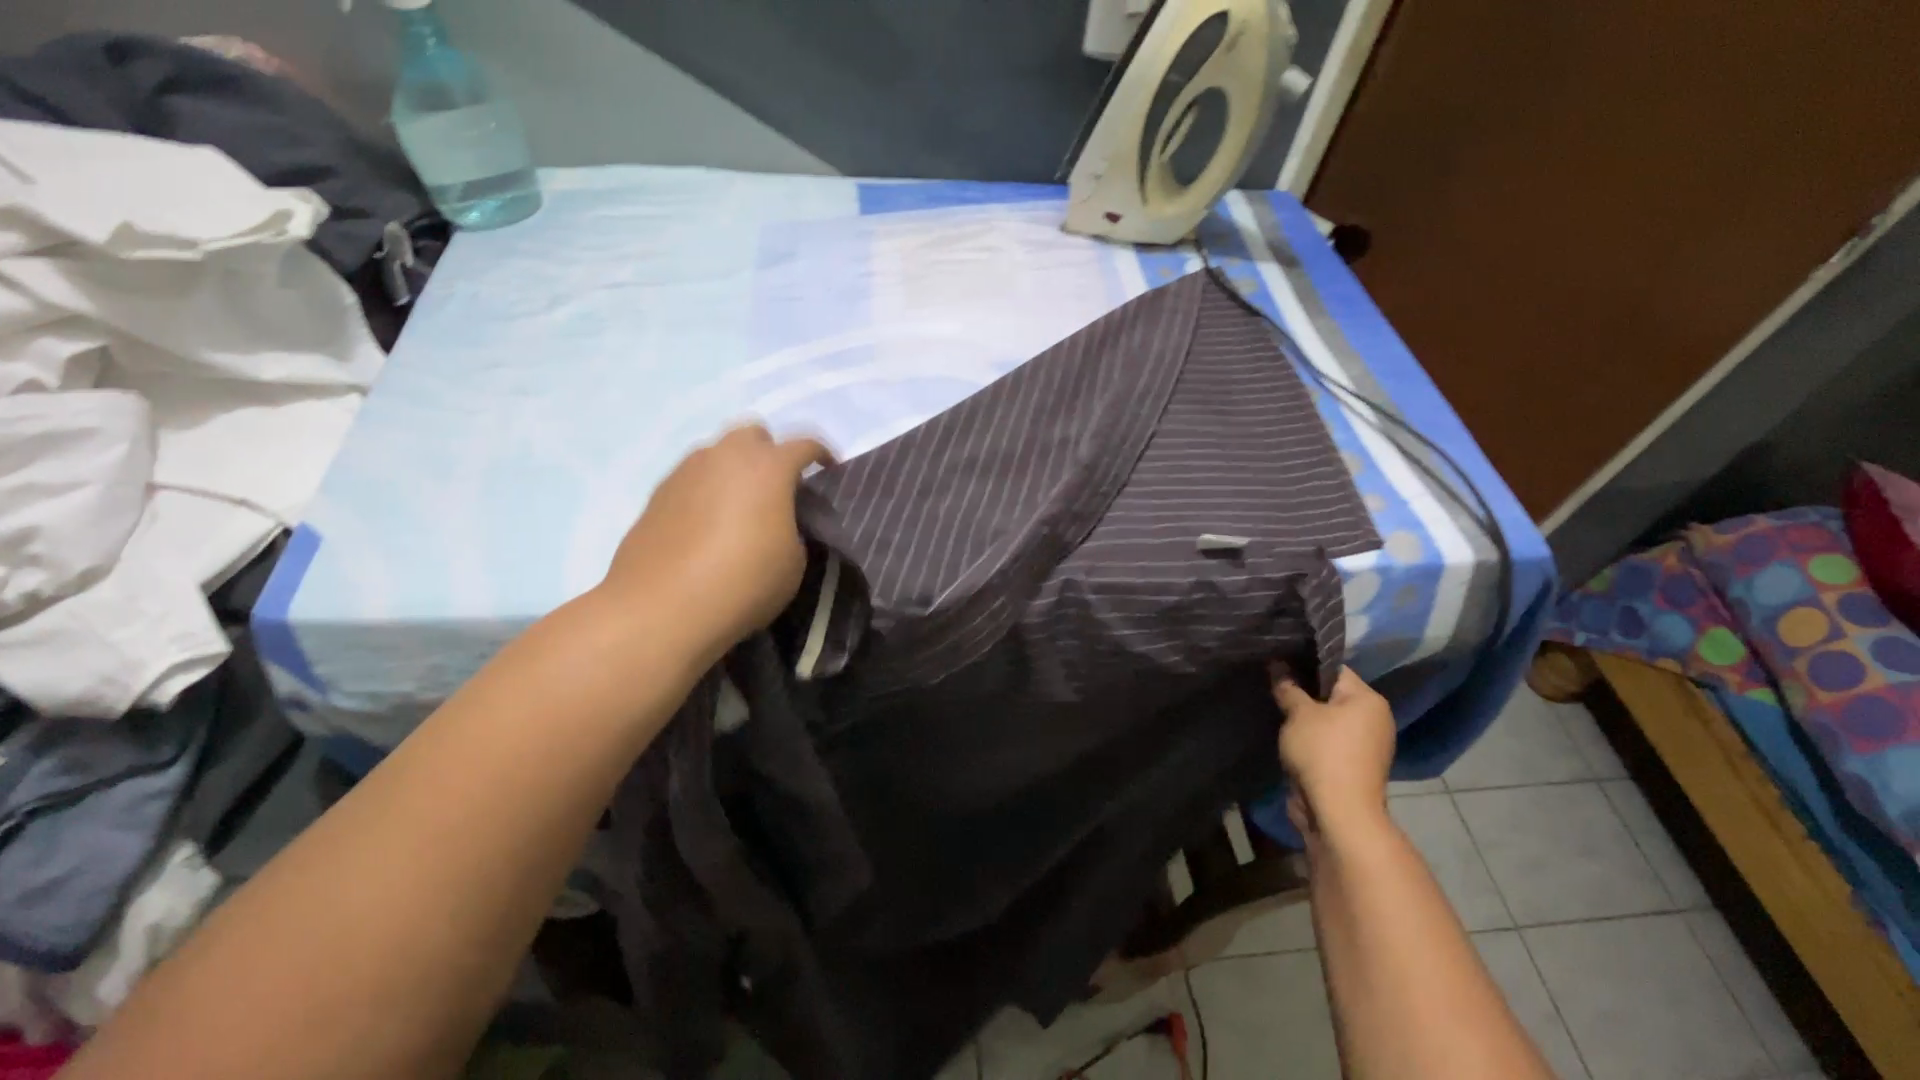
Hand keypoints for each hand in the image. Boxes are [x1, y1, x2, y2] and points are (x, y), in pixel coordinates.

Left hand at [600, 424, 831, 657]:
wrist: (661, 607)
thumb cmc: (743, 582)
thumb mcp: (793, 563)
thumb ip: (794, 529)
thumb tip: (780, 521)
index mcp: (769, 466)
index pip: (805, 443)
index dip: (822, 454)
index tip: (828, 470)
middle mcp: (725, 455)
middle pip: (753, 434)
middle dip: (769, 452)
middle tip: (776, 487)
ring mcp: (686, 470)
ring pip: (717, 453)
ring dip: (733, 470)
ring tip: (738, 508)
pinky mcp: (657, 492)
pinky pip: (691, 478)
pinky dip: (705, 491)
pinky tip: (706, 525)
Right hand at [1272, 666, 1395, 838]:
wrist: (1338, 812)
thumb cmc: (1322, 753)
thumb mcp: (1298, 714)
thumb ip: (1288, 688)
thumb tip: (1278, 666)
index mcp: (1369, 700)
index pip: (1335, 670)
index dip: (1305, 667)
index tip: (1278, 669)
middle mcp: (1374, 720)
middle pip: (1332, 697)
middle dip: (1304, 697)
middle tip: (1274, 693)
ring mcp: (1366, 747)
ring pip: (1329, 724)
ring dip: (1306, 724)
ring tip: (1277, 717)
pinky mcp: (1354, 768)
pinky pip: (1329, 746)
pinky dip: (1312, 745)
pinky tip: (1289, 743)